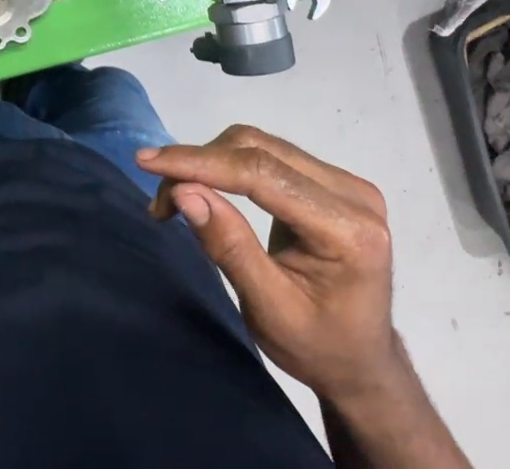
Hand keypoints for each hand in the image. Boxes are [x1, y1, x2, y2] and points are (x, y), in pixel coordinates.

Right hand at [138, 125, 405, 404]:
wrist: (362, 363)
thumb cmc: (317, 347)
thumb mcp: (269, 309)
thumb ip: (229, 246)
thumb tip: (183, 191)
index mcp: (347, 229)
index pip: (263, 175)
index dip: (200, 162)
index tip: (147, 161)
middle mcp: (353, 194)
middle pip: (260, 150)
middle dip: (199, 164)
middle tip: (160, 202)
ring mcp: (345, 183)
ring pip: (261, 145)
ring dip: (209, 162)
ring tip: (176, 198)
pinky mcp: (331, 182)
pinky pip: (270, 156)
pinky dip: (227, 166)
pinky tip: (205, 188)